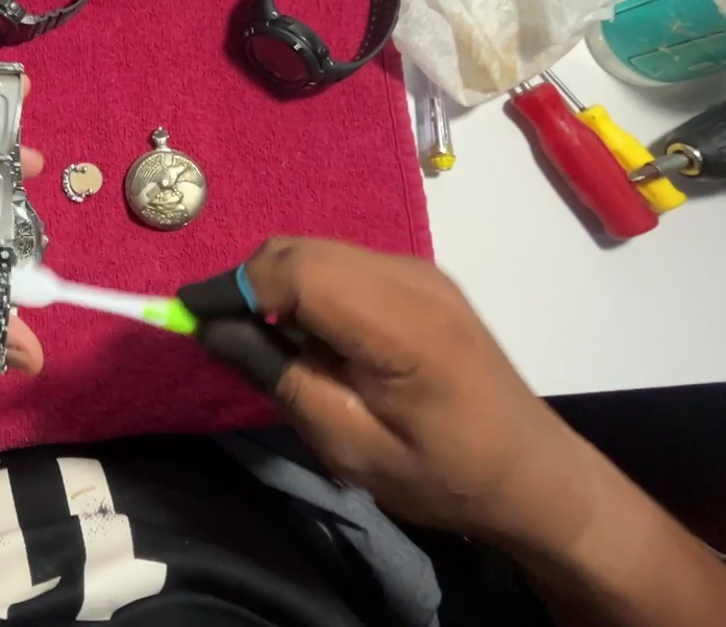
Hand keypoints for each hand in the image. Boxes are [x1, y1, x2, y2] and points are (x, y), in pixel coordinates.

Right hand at [191, 238, 601, 549]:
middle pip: (297, 251)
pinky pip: (334, 261)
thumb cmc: (444, 475)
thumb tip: (210, 328)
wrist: (537, 475)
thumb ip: (277, 376)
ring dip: (272, 283)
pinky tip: (306, 329)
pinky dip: (300, 284)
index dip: (234, 287)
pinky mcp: (414, 273)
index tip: (188, 316)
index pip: (297, 273)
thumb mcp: (349, 445)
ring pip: (311, 250)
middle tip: (222, 332)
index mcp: (405, 326)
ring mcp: (416, 268)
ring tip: (264, 336)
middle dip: (246, 285)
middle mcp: (410, 277)